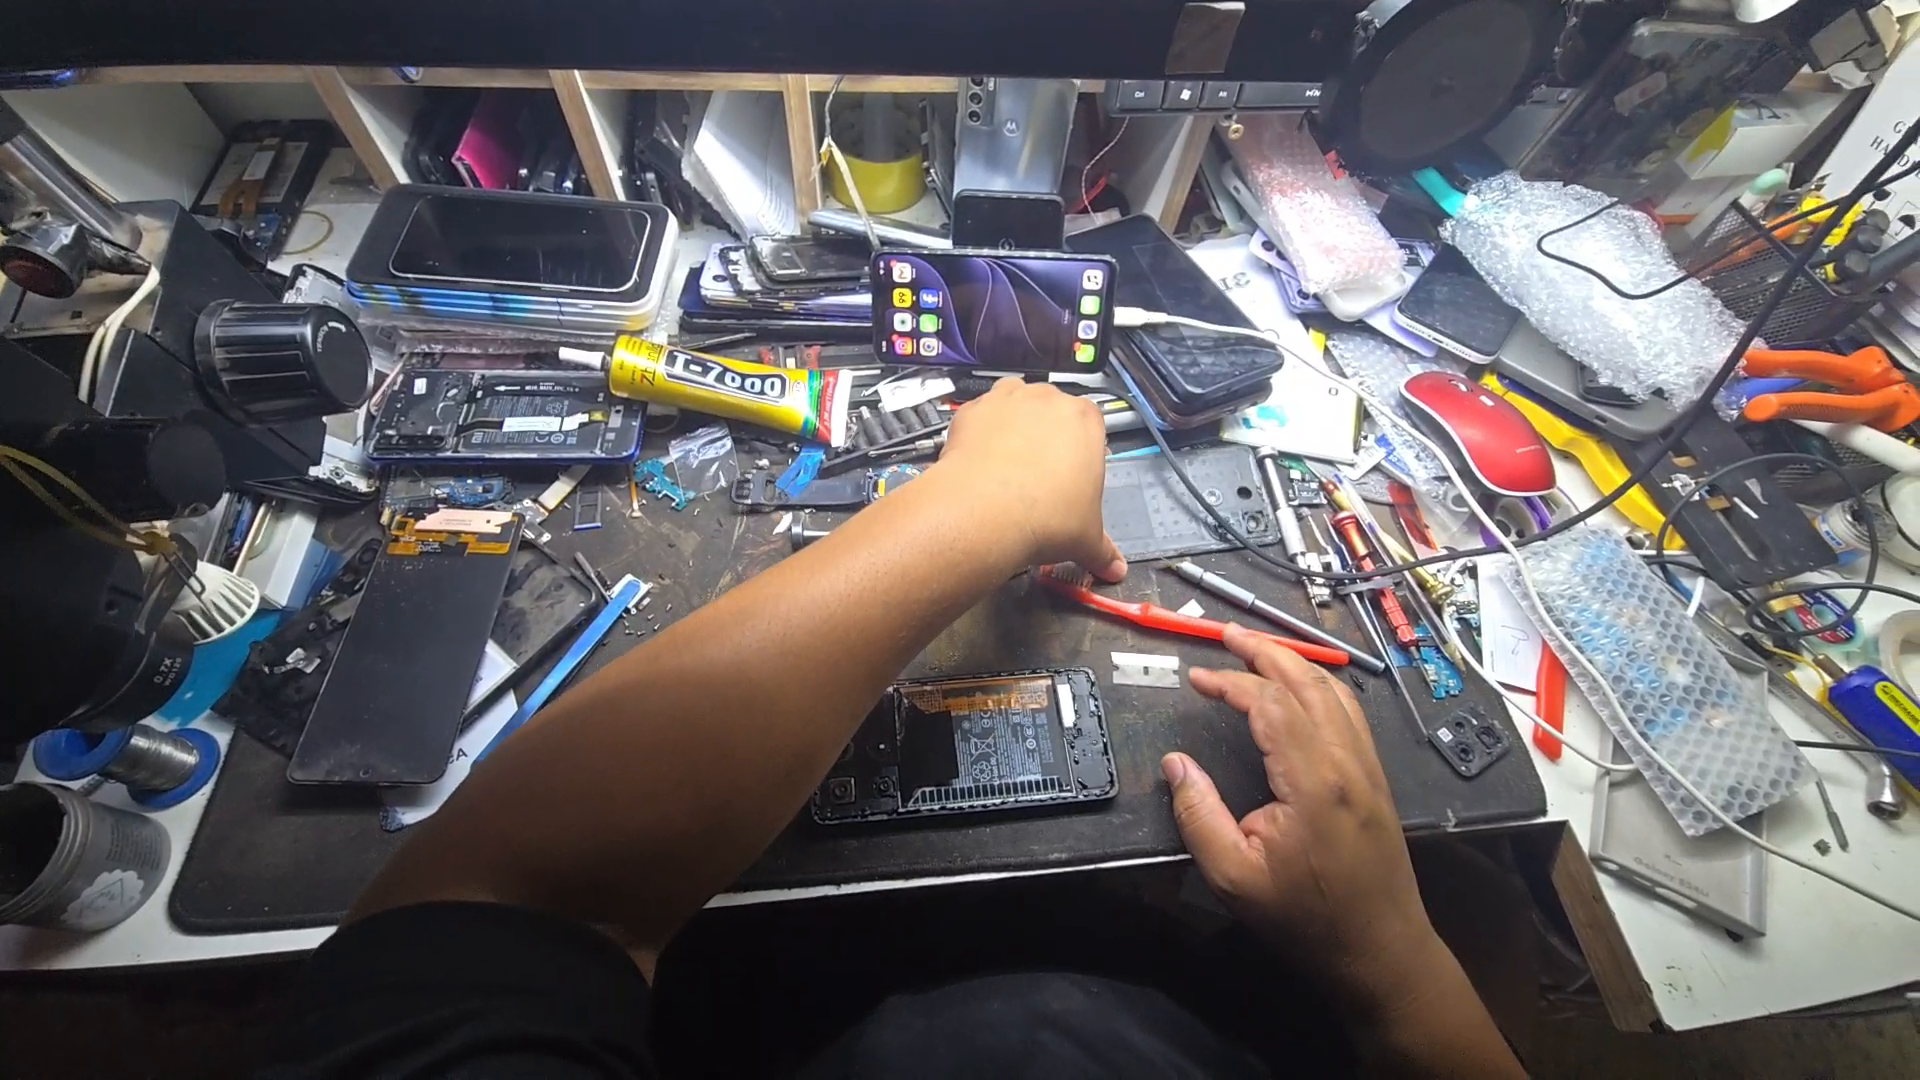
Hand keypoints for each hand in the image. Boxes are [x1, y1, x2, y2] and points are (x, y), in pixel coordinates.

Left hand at [937, 378, 1124, 580]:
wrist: (986, 513)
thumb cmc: (1046, 518)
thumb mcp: (1085, 540)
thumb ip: (1103, 551)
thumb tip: (1116, 570)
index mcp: (1086, 420)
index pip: (1089, 426)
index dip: (1078, 451)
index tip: (1069, 476)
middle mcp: (1047, 400)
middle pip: (1050, 411)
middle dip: (1044, 437)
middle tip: (1035, 475)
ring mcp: (1007, 399)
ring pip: (1014, 404)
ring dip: (1012, 425)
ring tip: (1006, 463)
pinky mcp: (972, 409)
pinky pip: (979, 415)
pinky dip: (978, 432)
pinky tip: (978, 460)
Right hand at [1163, 624, 1439, 1006]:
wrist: (1381, 955)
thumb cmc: (1304, 919)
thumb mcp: (1233, 877)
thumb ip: (1197, 814)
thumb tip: (1175, 763)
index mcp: (1313, 781)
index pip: (1270, 704)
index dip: (1230, 681)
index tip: (1196, 679)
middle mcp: (1346, 762)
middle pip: (1309, 682)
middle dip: (1265, 649)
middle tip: (1226, 633)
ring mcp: (1367, 767)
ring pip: (1334, 692)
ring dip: (1294, 662)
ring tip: (1257, 648)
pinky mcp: (1375, 778)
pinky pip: (1348, 712)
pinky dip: (1318, 685)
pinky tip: (1298, 687)